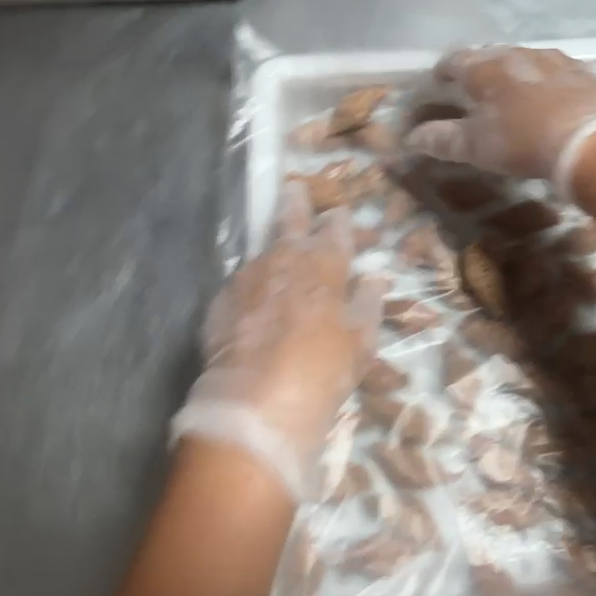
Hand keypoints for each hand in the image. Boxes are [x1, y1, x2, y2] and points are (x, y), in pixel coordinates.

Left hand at [172, 182, 380, 500]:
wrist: (256, 405)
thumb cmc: (322, 373)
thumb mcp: (360, 343)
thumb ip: (367, 305)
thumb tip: (374, 279)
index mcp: (324, 266)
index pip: (335, 232)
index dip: (340, 223)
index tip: (341, 214)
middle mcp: (284, 261)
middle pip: (289, 222)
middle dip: (295, 204)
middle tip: (294, 190)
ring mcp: (247, 278)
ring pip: (263, 253)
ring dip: (274, 249)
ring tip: (278, 253)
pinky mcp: (220, 302)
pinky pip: (242, 284)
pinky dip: (254, 285)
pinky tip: (256, 297)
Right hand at [405, 46, 595, 196]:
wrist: (595, 140)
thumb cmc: (523, 141)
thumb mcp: (475, 146)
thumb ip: (442, 140)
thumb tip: (411, 138)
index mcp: (486, 67)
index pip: (456, 59)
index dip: (444, 69)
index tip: (438, 80)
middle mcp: (519, 54)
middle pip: (492, 53)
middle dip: (481, 67)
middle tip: (475, 86)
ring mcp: (556, 60)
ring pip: (527, 59)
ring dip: (516, 72)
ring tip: (513, 90)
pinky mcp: (586, 74)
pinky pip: (558, 72)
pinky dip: (548, 81)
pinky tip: (552, 98)